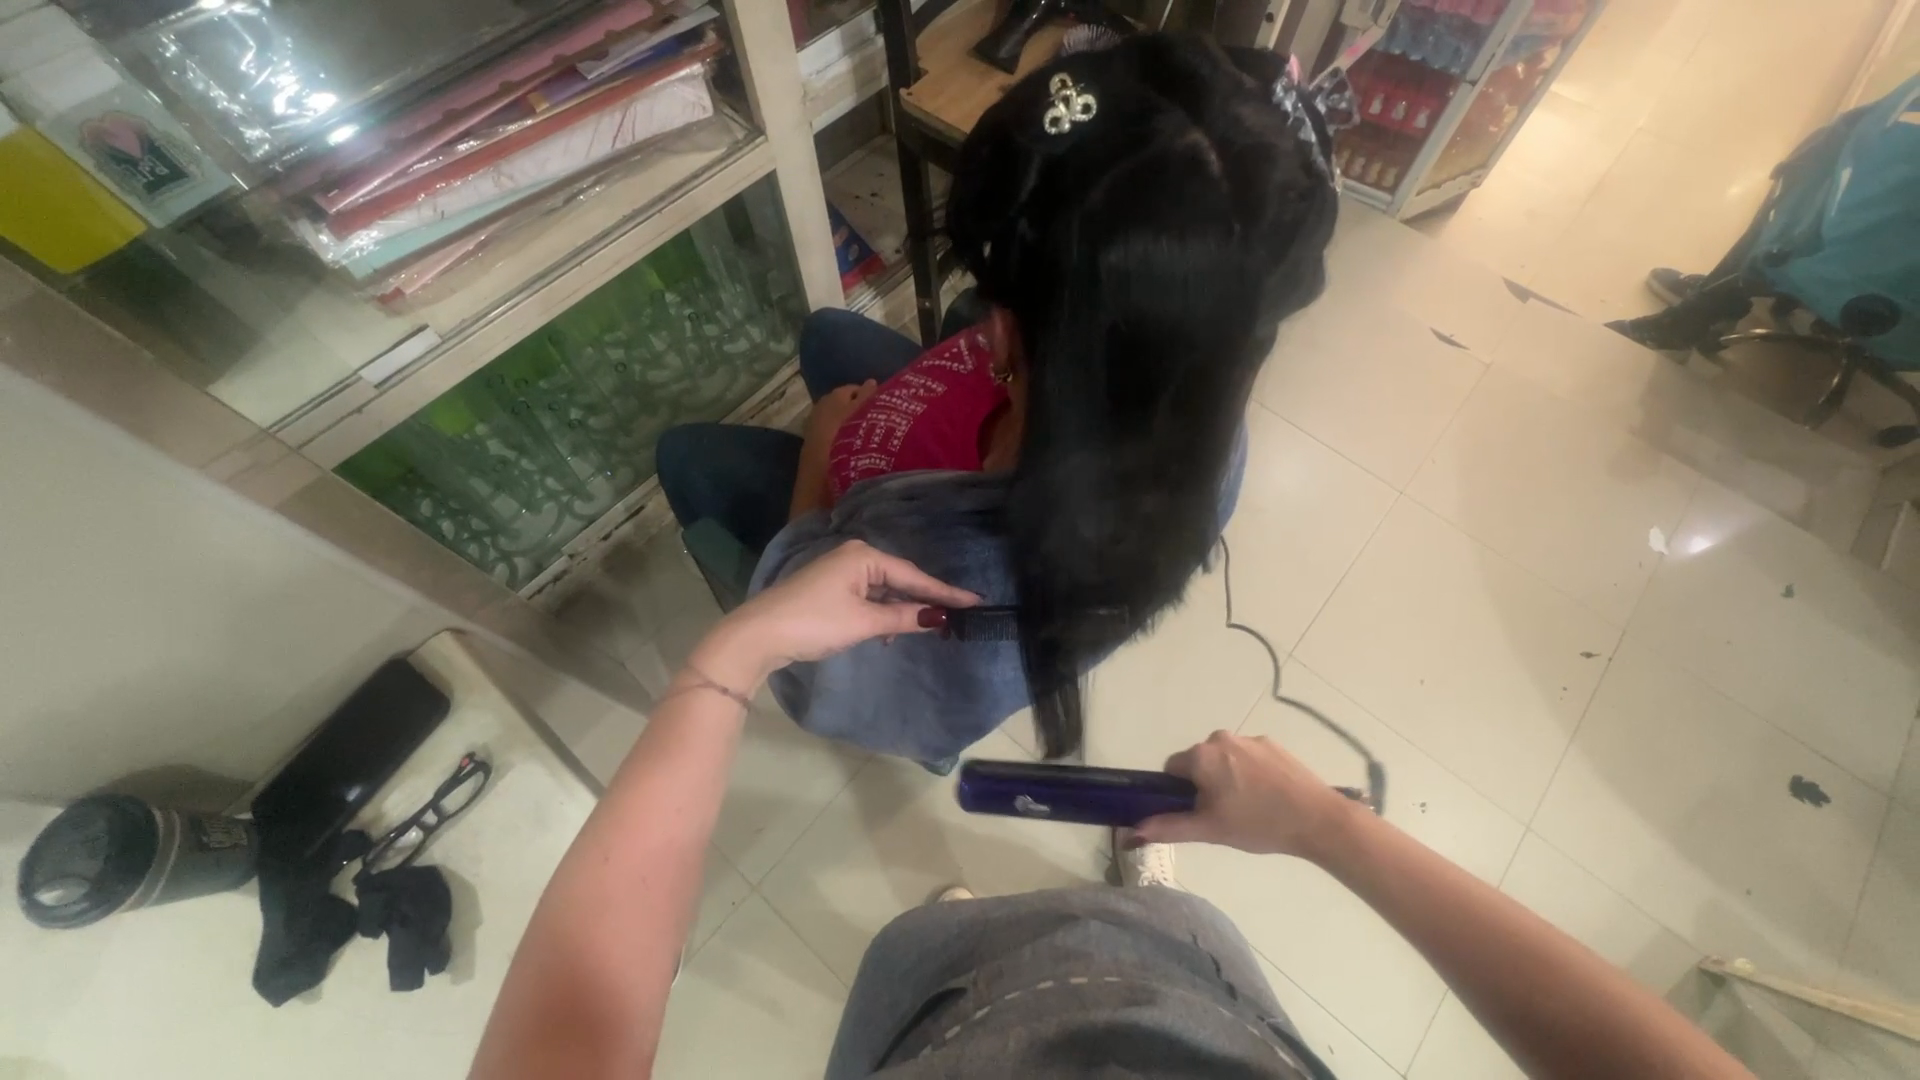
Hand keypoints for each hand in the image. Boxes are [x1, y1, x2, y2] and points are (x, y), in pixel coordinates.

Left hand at [694, 540, 977, 686]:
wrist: (759, 634)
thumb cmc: (815, 622)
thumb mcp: (864, 622)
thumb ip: (903, 617)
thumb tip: (939, 618)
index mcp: (864, 556)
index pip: (914, 576)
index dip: (944, 592)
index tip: (974, 601)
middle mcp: (854, 556)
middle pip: (900, 579)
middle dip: (924, 600)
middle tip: (956, 616)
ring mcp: (840, 572)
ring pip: (883, 590)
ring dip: (900, 610)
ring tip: (922, 629)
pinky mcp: (830, 589)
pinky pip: (868, 597)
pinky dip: (881, 613)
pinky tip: (888, 632)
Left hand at [804, 380, 878, 447]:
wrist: (822, 466)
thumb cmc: (849, 433)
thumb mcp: (863, 411)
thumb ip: (868, 395)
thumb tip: (871, 381)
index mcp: (836, 394)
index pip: (854, 389)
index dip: (868, 397)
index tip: (880, 410)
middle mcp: (822, 404)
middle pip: (843, 403)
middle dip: (856, 410)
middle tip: (872, 423)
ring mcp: (814, 423)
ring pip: (835, 418)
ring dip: (847, 424)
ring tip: (861, 436)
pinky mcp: (811, 441)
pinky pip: (829, 432)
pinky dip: (838, 436)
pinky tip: (847, 446)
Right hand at [1131, 731, 1356, 862]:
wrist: (1317, 819)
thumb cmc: (1258, 824)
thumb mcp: (1209, 830)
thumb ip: (1169, 827)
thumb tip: (1133, 832)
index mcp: (1201, 755)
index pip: (1172, 768)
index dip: (1180, 792)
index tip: (1198, 811)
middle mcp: (1221, 738)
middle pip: (1199, 761)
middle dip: (1205, 783)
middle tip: (1224, 813)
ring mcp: (1249, 738)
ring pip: (1225, 758)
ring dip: (1228, 777)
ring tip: (1250, 806)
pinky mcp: (1273, 744)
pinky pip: (1248, 756)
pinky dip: (1251, 772)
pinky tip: (1268, 796)